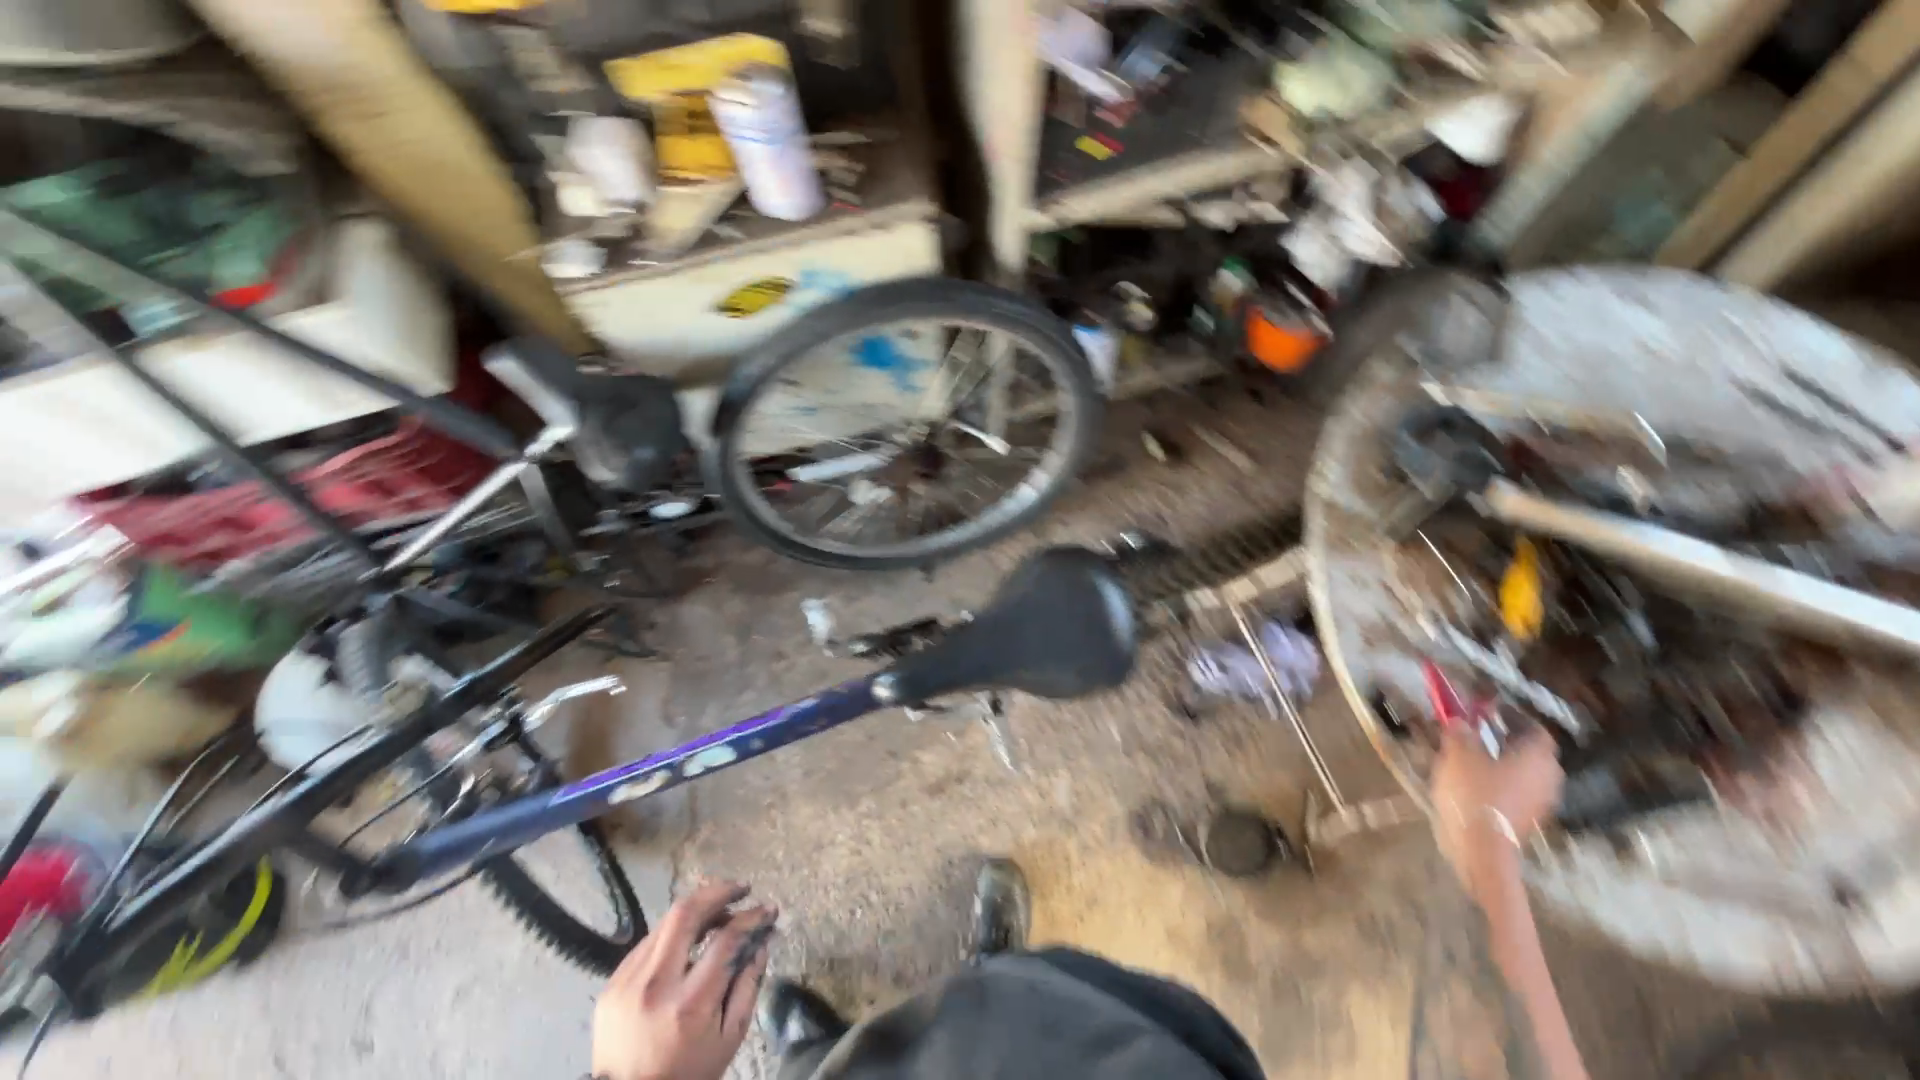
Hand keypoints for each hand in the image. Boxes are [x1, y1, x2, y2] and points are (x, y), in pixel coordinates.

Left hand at [591, 881, 777, 1079]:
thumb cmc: (688, 1074)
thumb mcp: (729, 1039)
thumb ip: (748, 987)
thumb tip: (761, 942)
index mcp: (690, 1003)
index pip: (725, 940)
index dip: (751, 918)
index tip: (767, 910)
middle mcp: (655, 984)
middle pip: (686, 913)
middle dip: (718, 892)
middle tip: (741, 888)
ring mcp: (627, 981)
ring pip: (664, 923)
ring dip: (696, 910)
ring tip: (719, 912)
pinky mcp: (611, 983)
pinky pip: (647, 944)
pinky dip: (673, 934)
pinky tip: (687, 940)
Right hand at [1430, 726, 1562, 880]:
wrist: (1481, 849)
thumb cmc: (1474, 794)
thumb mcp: (1458, 755)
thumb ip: (1460, 733)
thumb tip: (1460, 720)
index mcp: (1537, 757)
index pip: (1535, 729)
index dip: (1514, 718)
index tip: (1491, 713)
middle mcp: (1548, 777)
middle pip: (1532, 752)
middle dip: (1509, 741)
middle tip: (1481, 734)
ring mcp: (1541, 802)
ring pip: (1525, 773)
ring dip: (1505, 763)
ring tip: (1475, 759)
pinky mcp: (1529, 820)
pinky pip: (1518, 792)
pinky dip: (1502, 784)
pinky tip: (1477, 785)